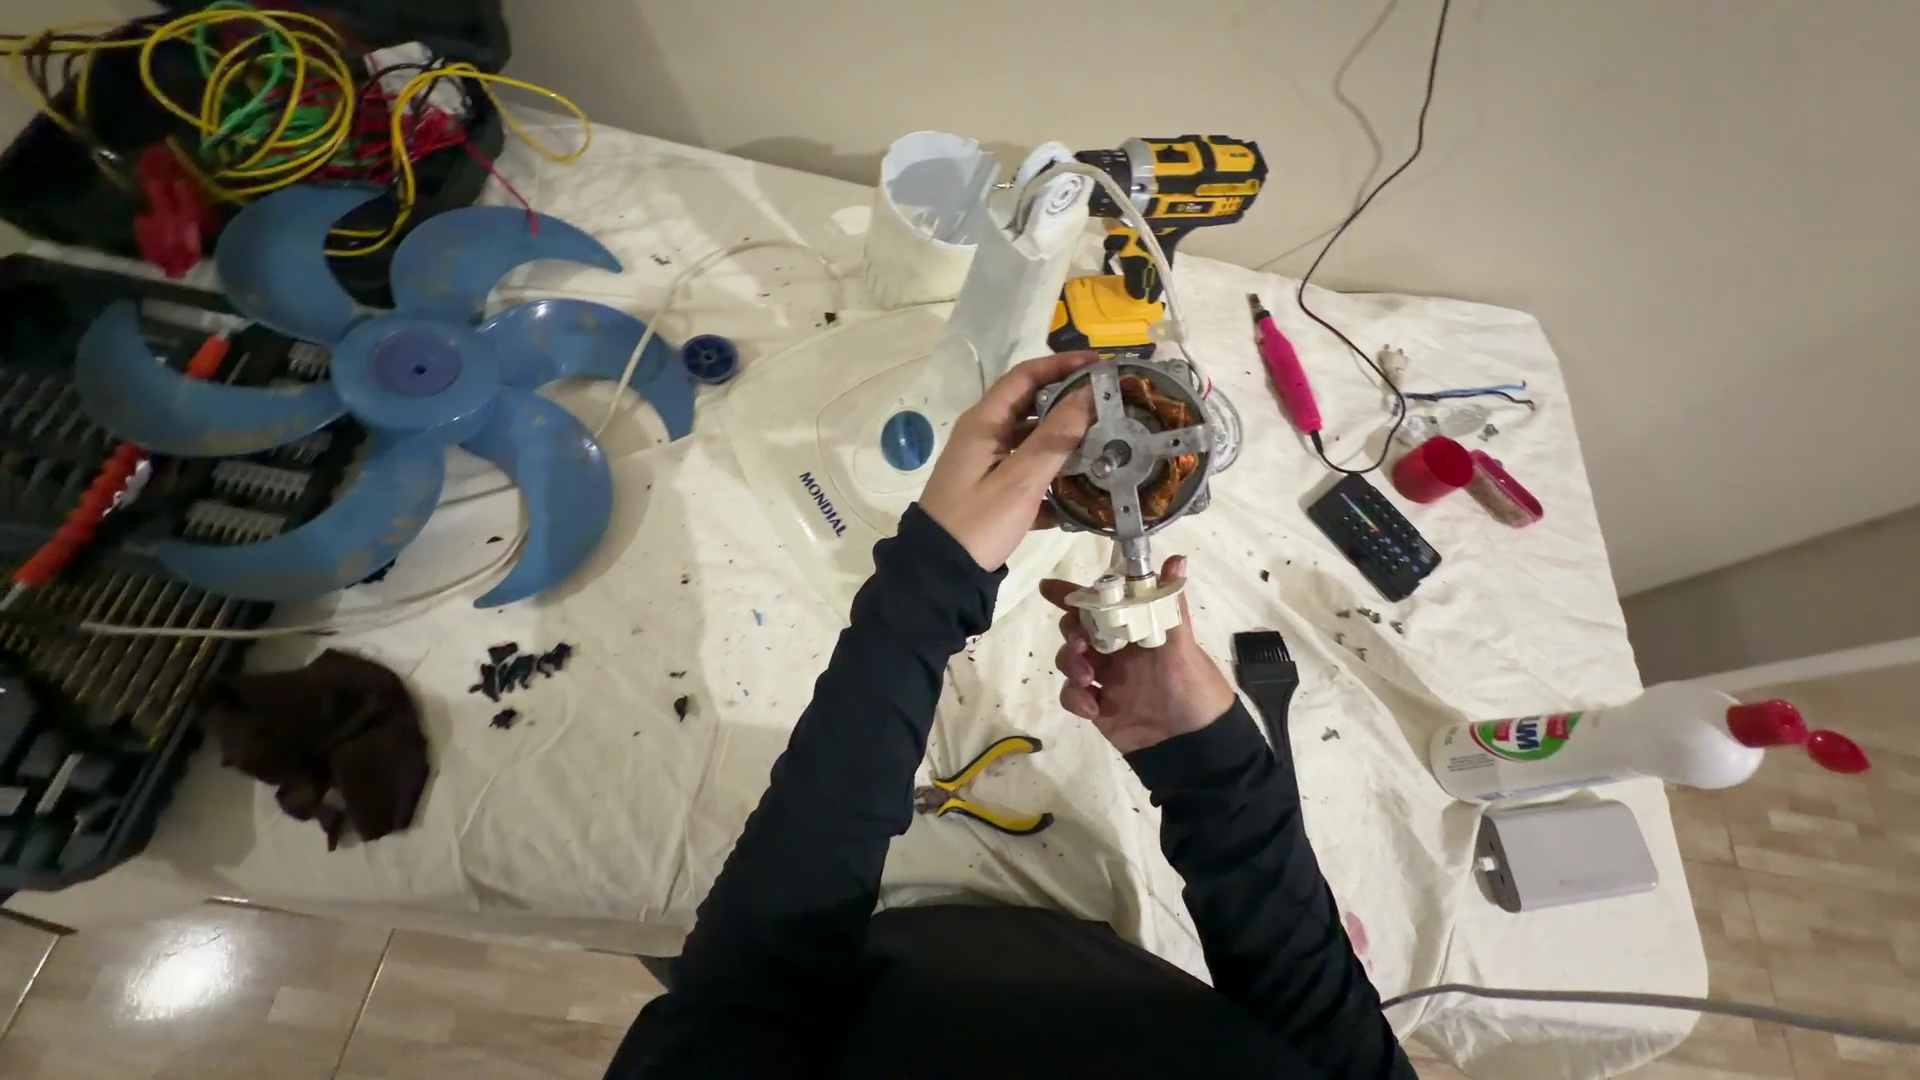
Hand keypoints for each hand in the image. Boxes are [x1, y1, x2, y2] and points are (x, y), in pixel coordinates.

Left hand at [920, 352, 1097, 569]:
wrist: (940, 574)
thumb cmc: (978, 522)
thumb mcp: (1020, 479)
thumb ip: (1055, 437)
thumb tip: (1089, 394)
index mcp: (984, 423)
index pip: (1025, 377)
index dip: (1061, 365)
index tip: (1099, 366)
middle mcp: (984, 437)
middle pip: (1032, 408)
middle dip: (1070, 407)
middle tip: (1111, 409)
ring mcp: (986, 465)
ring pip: (1032, 443)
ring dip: (1066, 445)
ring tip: (1107, 449)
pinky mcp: (992, 492)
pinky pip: (1028, 474)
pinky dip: (1053, 478)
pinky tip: (1082, 494)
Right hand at [1040, 556, 1236, 753]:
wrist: (1194, 747)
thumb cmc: (1193, 688)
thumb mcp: (1183, 645)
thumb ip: (1170, 604)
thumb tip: (1177, 557)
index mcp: (1137, 629)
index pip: (1101, 603)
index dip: (1073, 594)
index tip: (1049, 588)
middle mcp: (1118, 650)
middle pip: (1077, 629)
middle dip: (1071, 632)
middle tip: (1081, 644)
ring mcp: (1106, 678)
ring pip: (1070, 660)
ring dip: (1070, 663)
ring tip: (1088, 679)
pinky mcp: (1098, 706)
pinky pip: (1071, 695)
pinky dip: (1075, 698)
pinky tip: (1093, 708)